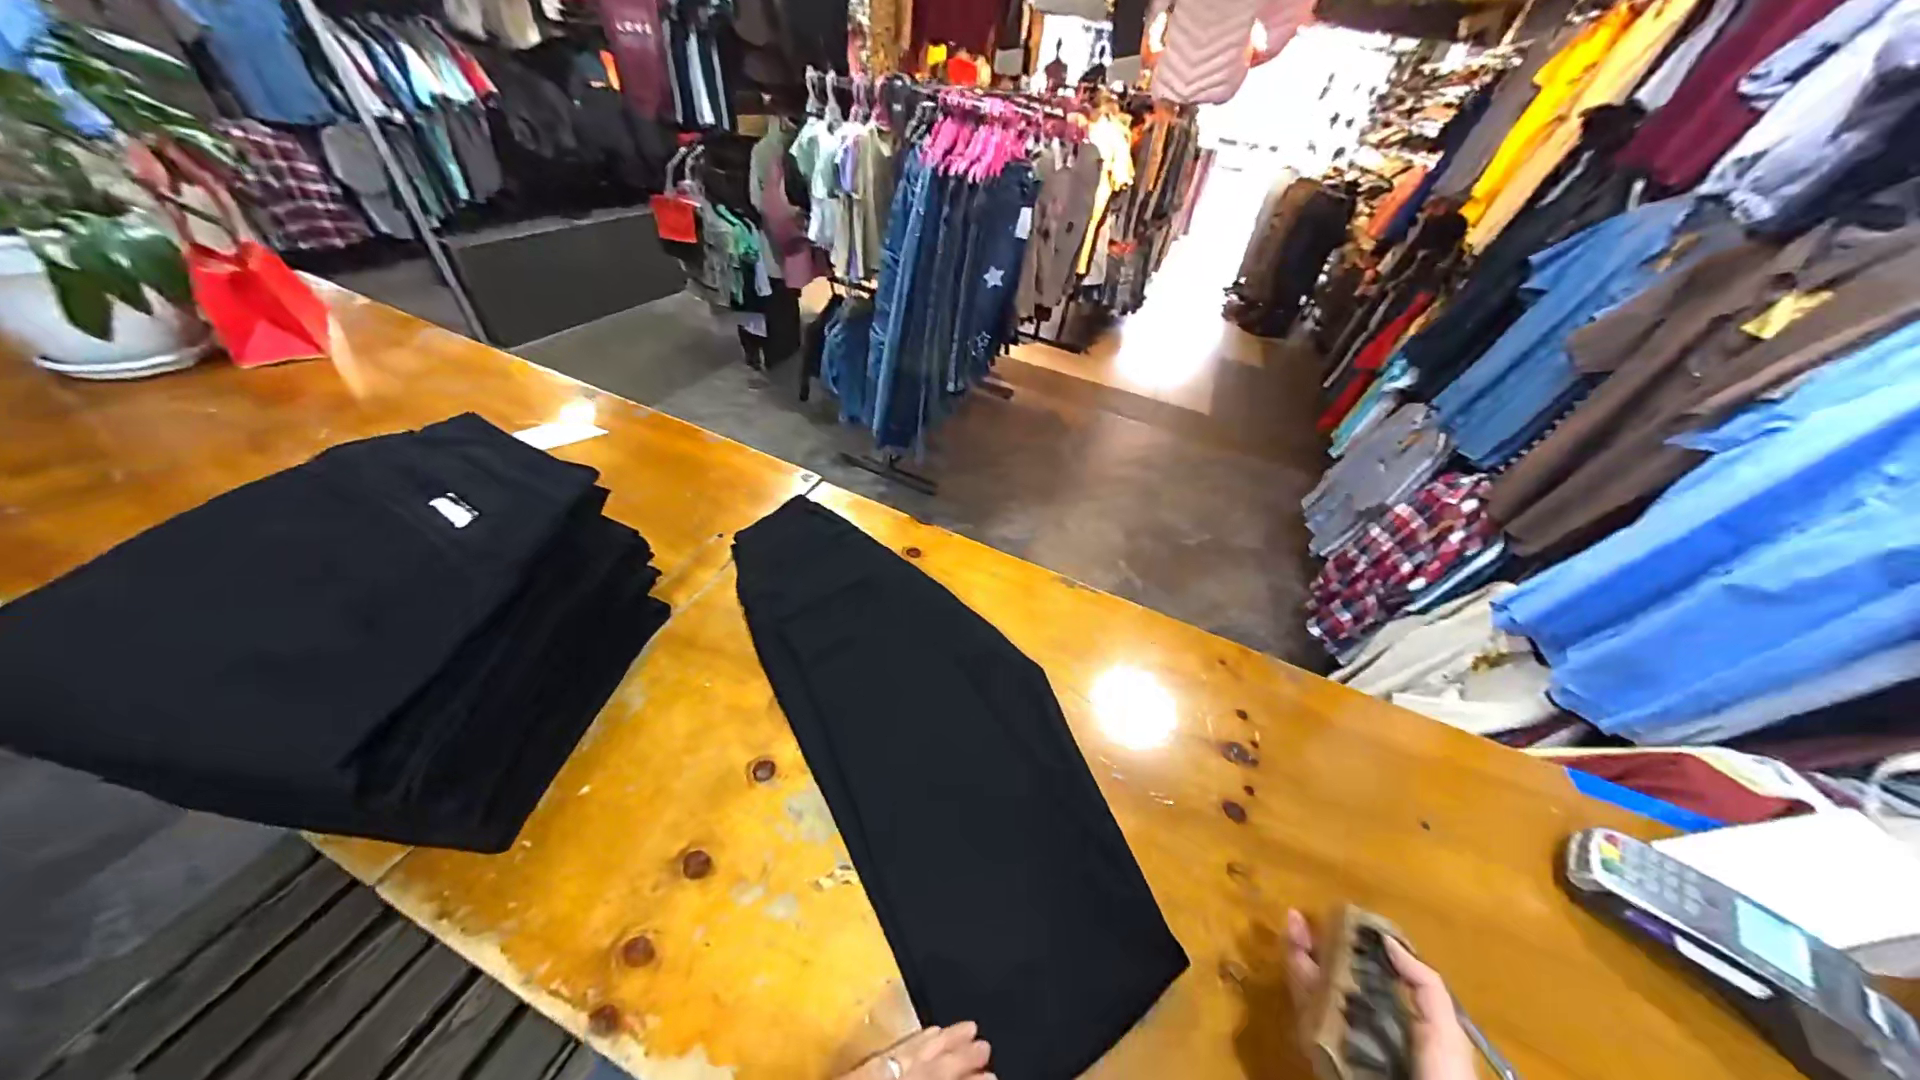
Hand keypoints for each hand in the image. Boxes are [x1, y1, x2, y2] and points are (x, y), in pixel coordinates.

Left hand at [839, 1022, 994, 1079]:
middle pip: (925, 1068)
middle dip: (958, 1058)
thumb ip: (915, 1075)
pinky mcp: (857, 1076)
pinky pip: (891, 1052)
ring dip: (941, 1042)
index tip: (992, 1077)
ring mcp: (868, 1078)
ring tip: (966, 1028)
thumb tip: (951, 1077)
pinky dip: (914, 1041)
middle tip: (986, 1046)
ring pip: (910, 1053)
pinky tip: (929, 1032)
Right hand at [1285, 909, 1477, 1079]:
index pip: (1363, 977)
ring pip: (1312, 992)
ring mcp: (1338, 1042)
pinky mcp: (1321, 1057)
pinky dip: (1296, 987)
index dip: (1348, 948)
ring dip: (1298, 959)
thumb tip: (1385, 938)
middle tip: (1295, 919)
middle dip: (1313, 949)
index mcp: (1393, 1020)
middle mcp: (1361, 1027)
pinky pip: (1305, 1018)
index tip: (1334, 920)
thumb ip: (1424, 985)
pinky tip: (1292, 960)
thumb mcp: (1444, 1031)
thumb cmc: (1442, 1078)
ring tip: (1291, 929)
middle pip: (1330, 980)